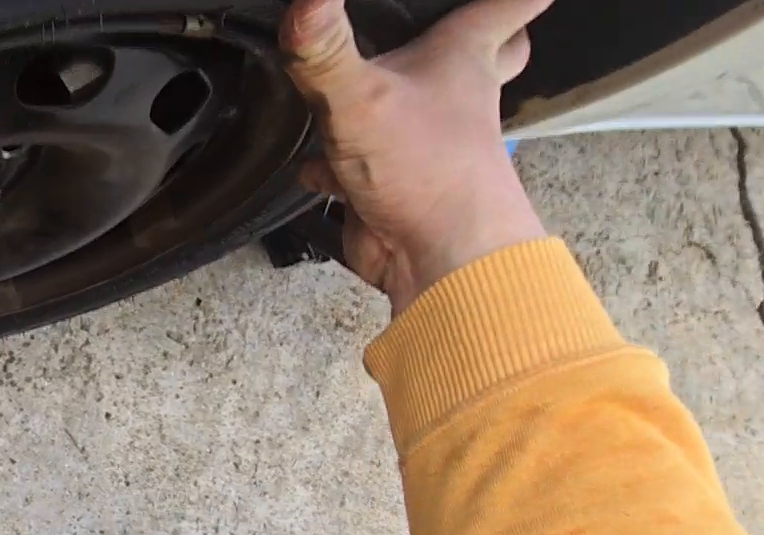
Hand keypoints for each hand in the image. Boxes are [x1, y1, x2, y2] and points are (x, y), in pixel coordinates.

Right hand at [284, 0, 551, 312]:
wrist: (429, 252)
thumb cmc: (426, 170)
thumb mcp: (361, 100)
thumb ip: (326, 53)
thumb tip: (305, 4)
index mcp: (466, 54)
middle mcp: (453, 93)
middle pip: (489, 49)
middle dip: (481, 35)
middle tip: (453, 24)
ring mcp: (421, 141)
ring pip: (419, 109)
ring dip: (396, 101)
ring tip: (364, 83)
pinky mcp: (385, 182)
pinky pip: (357, 164)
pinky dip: (334, 164)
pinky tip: (310, 164)